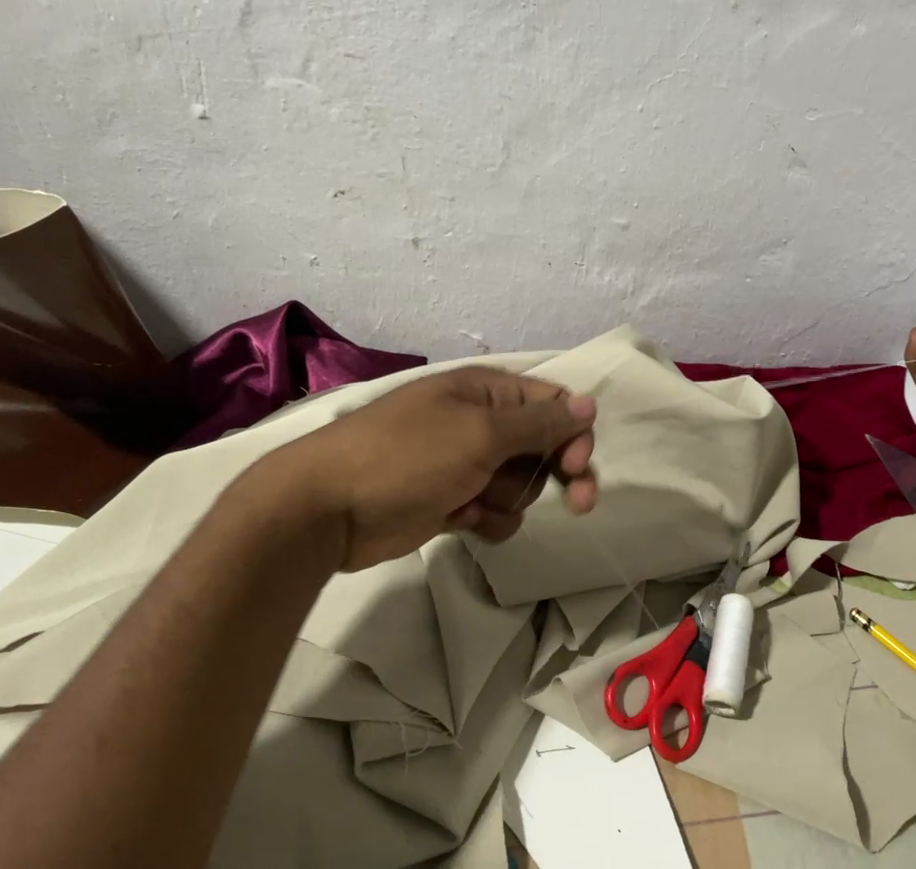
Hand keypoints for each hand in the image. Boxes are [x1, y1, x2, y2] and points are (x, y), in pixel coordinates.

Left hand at [242, 368, 598, 573]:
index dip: (573, 432)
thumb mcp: (480, 433)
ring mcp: (463, 464)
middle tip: (580, 504)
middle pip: (543, 446)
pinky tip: (463, 523)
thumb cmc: (407, 457)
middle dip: (556, 474)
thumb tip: (588, 404)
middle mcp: (479, 423)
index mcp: (486, 392)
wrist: (327, 509)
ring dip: (511, 500)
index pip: (553, 403)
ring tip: (476, 504)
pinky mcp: (449, 501)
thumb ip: (540, 422)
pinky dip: (487, 520)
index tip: (575, 466)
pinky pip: (493, 511)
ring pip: (520, 484)